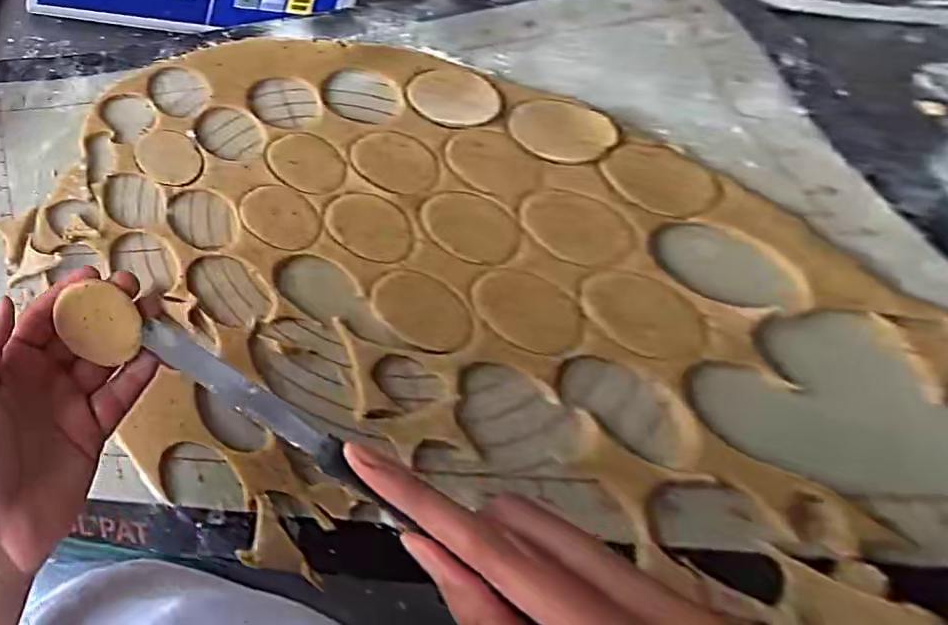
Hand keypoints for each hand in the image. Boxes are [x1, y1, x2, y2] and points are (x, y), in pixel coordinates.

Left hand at [0, 268, 159, 573]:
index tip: (92, 277)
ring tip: (151, 312)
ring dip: (127, 336)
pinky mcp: (92, 431)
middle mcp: (45, 375)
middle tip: (130, 286)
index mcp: (14, 361)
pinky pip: (118, 397)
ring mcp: (71, 402)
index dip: (66, 296)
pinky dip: (136, 377)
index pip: (43, 318)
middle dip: (104, 308)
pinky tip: (153, 357)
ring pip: (104, 360)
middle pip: (79, 333)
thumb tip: (6, 301)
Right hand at [346, 443, 723, 624]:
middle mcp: (661, 608)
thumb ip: (489, 622)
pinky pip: (603, 561)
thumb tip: (424, 546)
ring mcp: (690, 605)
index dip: (417, 498)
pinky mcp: (703, 608)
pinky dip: (563, 577)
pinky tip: (568, 616)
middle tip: (462, 581)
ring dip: (518, 557)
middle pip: (521, 521)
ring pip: (560, 535)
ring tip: (524, 611)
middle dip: (475, 537)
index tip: (362, 457)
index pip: (492, 546)